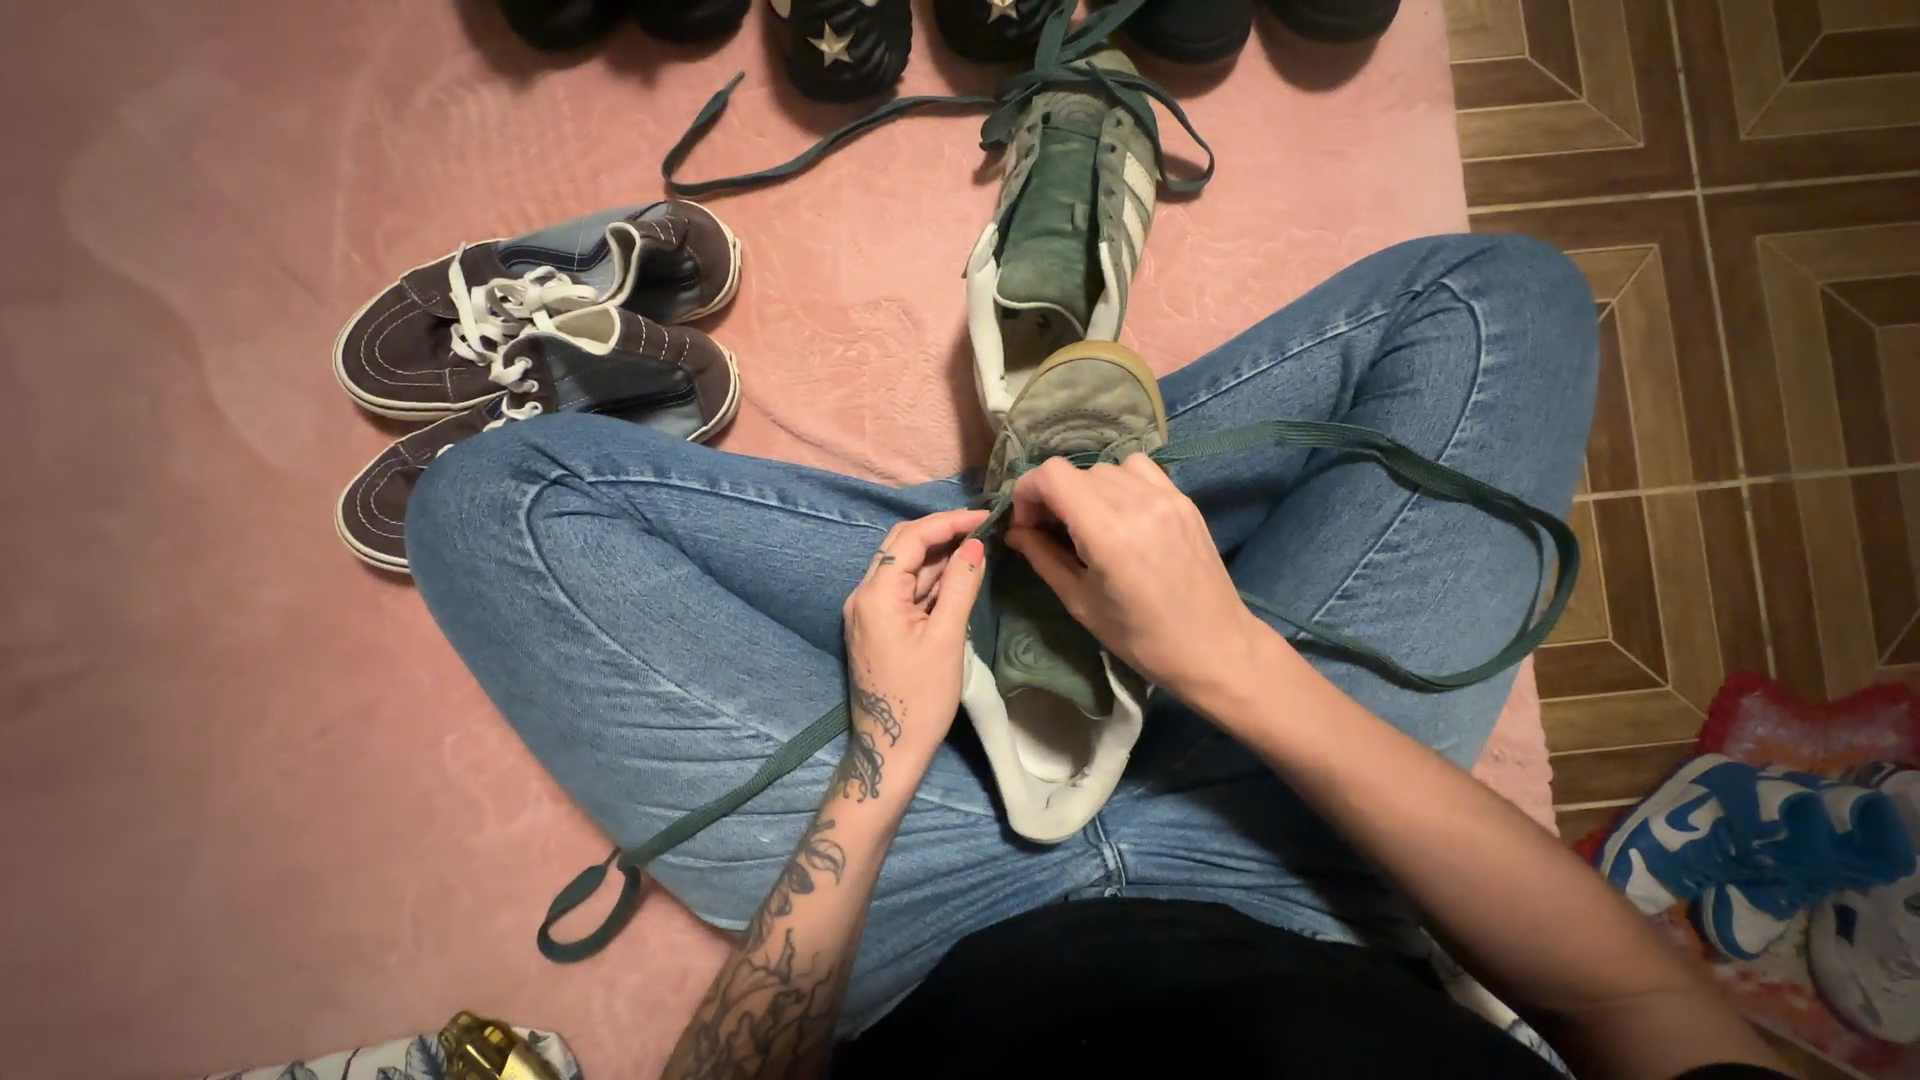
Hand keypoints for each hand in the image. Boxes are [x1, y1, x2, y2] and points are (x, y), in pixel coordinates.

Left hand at [839, 509, 988, 795]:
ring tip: (977, 544)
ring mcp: (866, 611)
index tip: (985, 517)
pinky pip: (903, 589)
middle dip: (941, 531)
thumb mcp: (947, 638)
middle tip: (982, 527)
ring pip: (903, 567)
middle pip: (901, 545)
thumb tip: (974, 545)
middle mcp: (863, 595)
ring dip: (937, 555)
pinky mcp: (875, 625)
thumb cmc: (922, 697)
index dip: (949, 522)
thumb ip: (960, 585)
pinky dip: (930, 579)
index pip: (911, 538)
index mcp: (875, 594)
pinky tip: (958, 574)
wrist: (891, 748)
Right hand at [1004, 455, 1273, 706]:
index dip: (1027, 492)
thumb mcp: (1080, 602)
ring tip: (1088, 524)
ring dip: (1085, 490)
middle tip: (1051, 532)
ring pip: (1106, 468)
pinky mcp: (1183, 500)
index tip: (1027, 525)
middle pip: (1075, 471)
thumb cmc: (1140, 638)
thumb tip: (1015, 531)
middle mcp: (1136, 503)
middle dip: (1052, 496)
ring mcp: (1165, 497)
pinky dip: (1119, 483)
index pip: (1052, 476)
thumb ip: (1043, 558)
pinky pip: (1140, 470)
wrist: (1214, 647)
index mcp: (1107, 532)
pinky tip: (1121, 514)